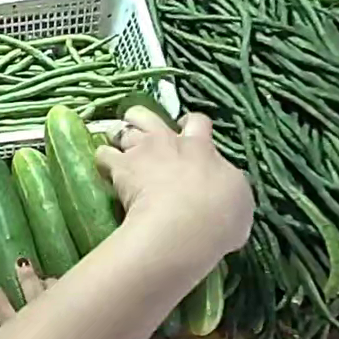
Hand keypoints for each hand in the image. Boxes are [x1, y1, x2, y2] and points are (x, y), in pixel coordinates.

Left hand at [96, 107, 252, 267]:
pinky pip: (103, 155)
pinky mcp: (120, 167)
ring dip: (117, 137)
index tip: (182, 127)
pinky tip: (102, 168)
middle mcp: (170, 142)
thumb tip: (224, 193)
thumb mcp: (237, 201)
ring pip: (122, 130)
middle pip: (150, 116)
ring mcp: (142, 151)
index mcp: (202, 149)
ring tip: (114, 146)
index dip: (188, 123)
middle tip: (137, 129)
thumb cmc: (218, 217)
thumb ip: (227, 189)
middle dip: (141, 119)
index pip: (197, 123)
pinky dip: (101, 160)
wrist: (185, 222)